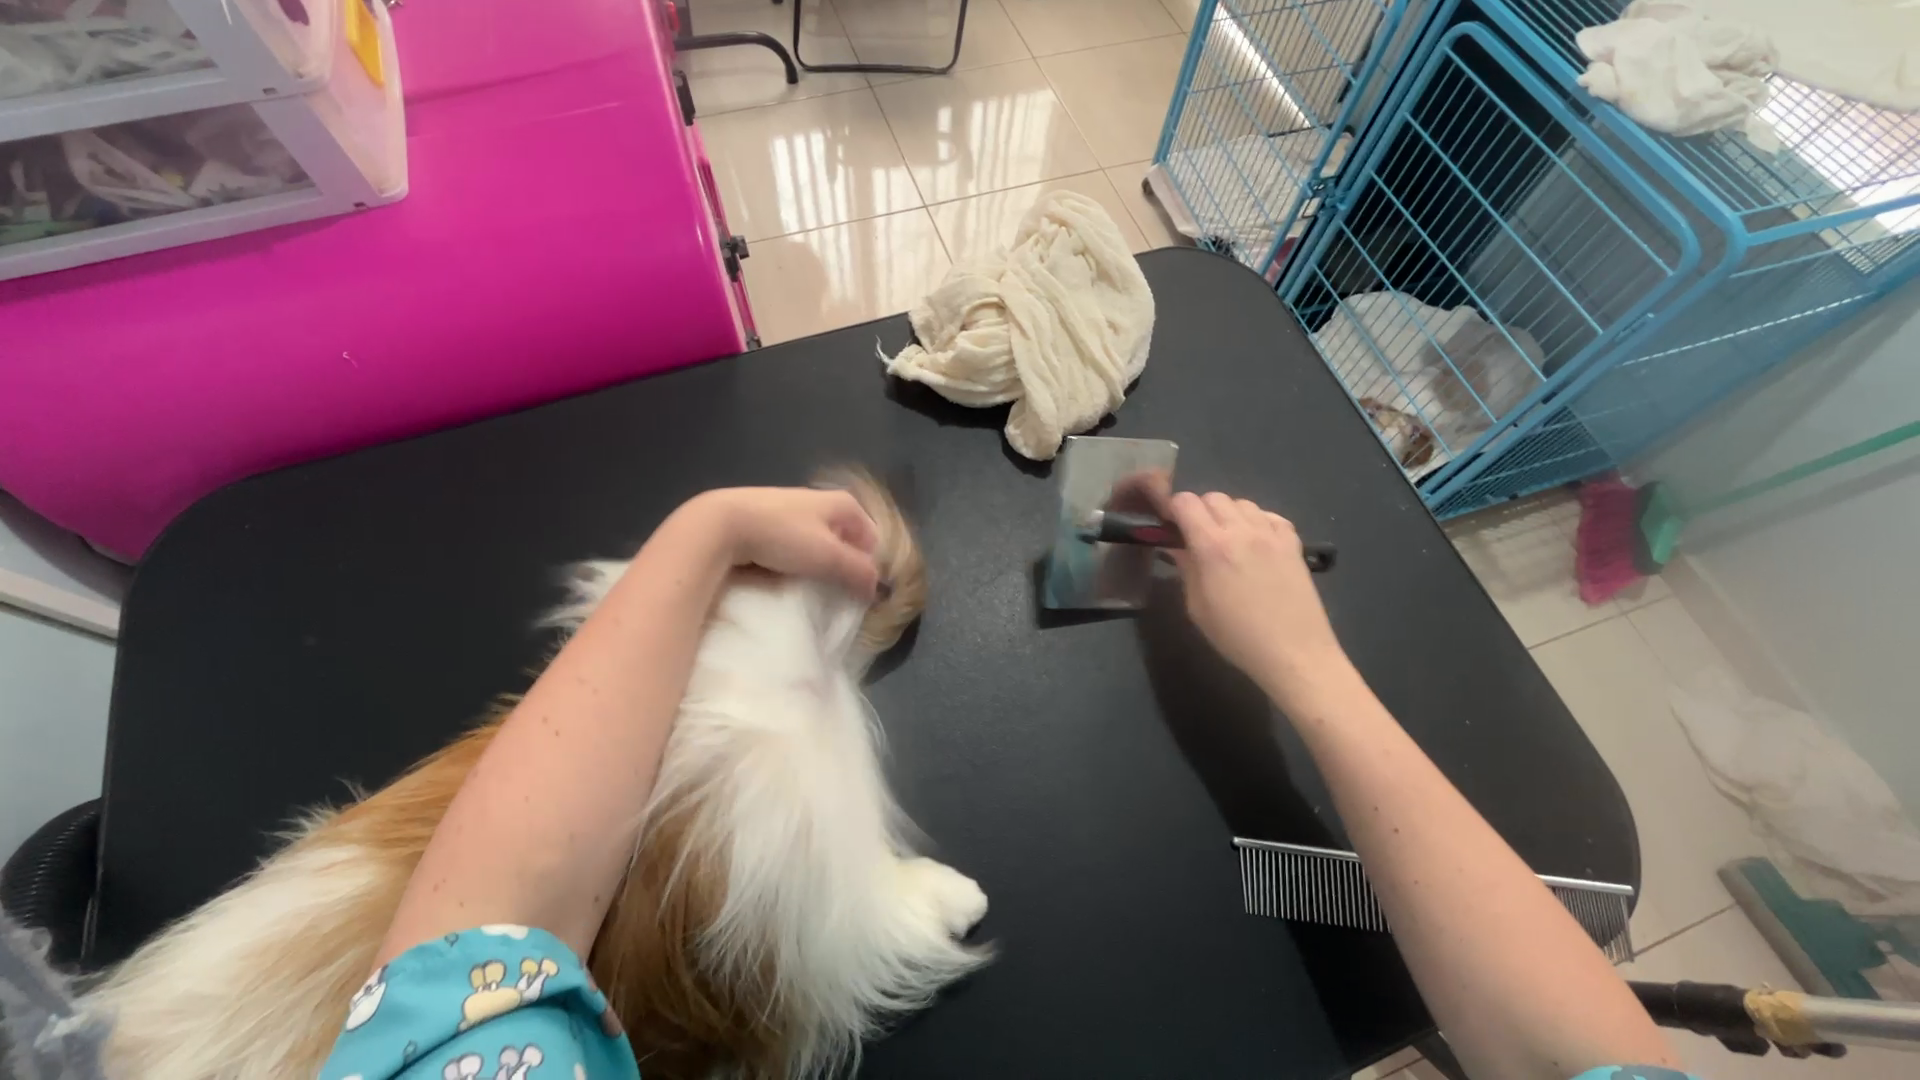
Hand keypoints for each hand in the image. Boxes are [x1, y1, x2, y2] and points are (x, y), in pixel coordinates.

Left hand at [687, 487, 881, 600]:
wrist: (721, 524)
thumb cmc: (783, 536)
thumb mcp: (829, 557)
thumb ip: (859, 572)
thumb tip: (876, 588)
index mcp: (843, 503)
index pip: (871, 537)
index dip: (870, 564)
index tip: (861, 592)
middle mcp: (820, 500)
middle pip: (845, 539)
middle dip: (843, 566)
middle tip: (836, 594)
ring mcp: (791, 509)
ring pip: (817, 543)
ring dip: (817, 566)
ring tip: (808, 589)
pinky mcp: (767, 520)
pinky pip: (792, 545)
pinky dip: (793, 562)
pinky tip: (783, 577)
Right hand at [1158, 490, 1346, 692]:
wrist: (1293, 652)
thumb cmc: (1237, 637)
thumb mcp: (1197, 607)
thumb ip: (1186, 569)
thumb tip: (1177, 546)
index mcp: (1212, 546)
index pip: (1185, 503)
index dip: (1173, 510)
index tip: (1170, 527)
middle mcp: (1242, 530)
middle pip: (1213, 497)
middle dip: (1199, 511)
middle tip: (1197, 537)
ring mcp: (1271, 534)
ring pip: (1242, 503)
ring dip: (1228, 514)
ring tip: (1228, 540)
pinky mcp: (1293, 543)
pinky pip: (1270, 516)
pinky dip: (1257, 521)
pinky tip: (1255, 542)